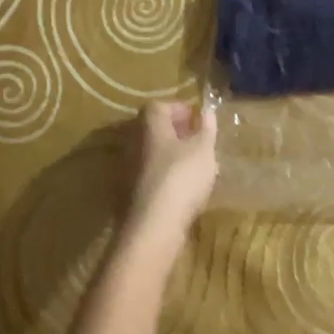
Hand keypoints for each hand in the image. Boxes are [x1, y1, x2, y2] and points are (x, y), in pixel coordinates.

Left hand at [126, 101, 218, 244]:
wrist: (153, 227)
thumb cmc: (182, 177)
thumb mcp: (203, 149)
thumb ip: (206, 128)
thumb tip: (206, 110)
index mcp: (149, 125)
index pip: (159, 105)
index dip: (179, 109)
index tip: (197, 120)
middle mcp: (133, 142)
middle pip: (153, 130)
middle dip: (175, 133)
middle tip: (196, 142)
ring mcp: (127, 169)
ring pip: (150, 154)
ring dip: (169, 156)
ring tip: (193, 168)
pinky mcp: (127, 194)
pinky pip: (147, 176)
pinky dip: (162, 177)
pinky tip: (180, 190)